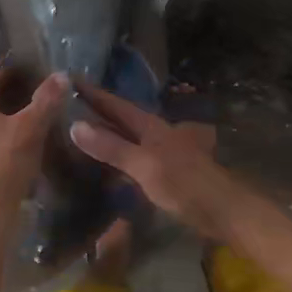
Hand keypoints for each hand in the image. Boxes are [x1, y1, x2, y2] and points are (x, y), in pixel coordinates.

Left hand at [0, 66, 68, 239]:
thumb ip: (45, 100)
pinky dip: (3, 136)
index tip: (41, 74)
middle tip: (44, 96)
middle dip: (15, 96)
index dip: (17, 74)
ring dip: (10, 118)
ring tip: (38, 118)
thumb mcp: (30, 130)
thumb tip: (61, 74)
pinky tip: (23, 144)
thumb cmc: (3, 168)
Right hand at [70, 84, 234, 238]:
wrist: (226, 213)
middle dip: (95, 108)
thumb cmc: (186, 185)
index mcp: (150, 126)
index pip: (114, 104)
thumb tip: (74, 124)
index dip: (93, 92)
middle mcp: (154, 134)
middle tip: (65, 102)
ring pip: (124, 136)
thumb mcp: (144, 165)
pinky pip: (128, 156)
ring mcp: (159, 153)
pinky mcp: (161, 173)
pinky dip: (111, 155)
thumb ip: (111, 147)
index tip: (68, 77)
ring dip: (102, 132)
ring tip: (75, 130)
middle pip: (119, 117)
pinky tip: (99, 164)